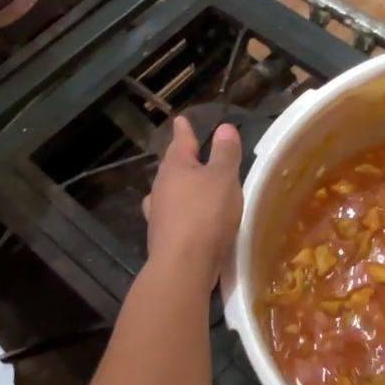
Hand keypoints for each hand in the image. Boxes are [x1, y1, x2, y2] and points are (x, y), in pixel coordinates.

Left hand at [142, 116, 243, 285]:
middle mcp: (161, 187)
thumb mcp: (223, 178)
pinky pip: (173, 217)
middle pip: (172, 168)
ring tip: (190, 188)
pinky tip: (189, 220)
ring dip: (179, 189)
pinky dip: (182, 214)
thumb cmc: (205, 214)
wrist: (183, 264)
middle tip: (191, 154)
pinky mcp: (163, 237)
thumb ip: (225, 153)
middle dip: (182, 161)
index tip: (181, 120)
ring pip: (169, 193)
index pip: (181, 141)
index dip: (184, 131)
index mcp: (175, 167)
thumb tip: (224, 128)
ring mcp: (159, 214)